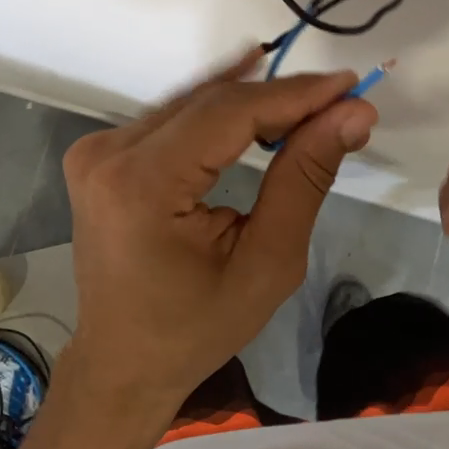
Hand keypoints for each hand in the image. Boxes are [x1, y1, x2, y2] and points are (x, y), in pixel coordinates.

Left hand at [61, 48, 377, 420]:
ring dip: (250, 101)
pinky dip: (217, 115)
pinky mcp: (100, 158)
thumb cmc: (196, 329)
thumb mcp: (266, 263)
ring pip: (190, 105)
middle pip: (208, 102)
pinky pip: (170, 120)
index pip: (227, 113)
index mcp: (140, 185)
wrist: (124, 363)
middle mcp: (108, 155)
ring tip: (312, 106)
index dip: (293, 95)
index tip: (350, 86)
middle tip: (340, 102)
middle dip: (278, 97)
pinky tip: (257, 104)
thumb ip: (304, 180)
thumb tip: (351, 115)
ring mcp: (97, 152)